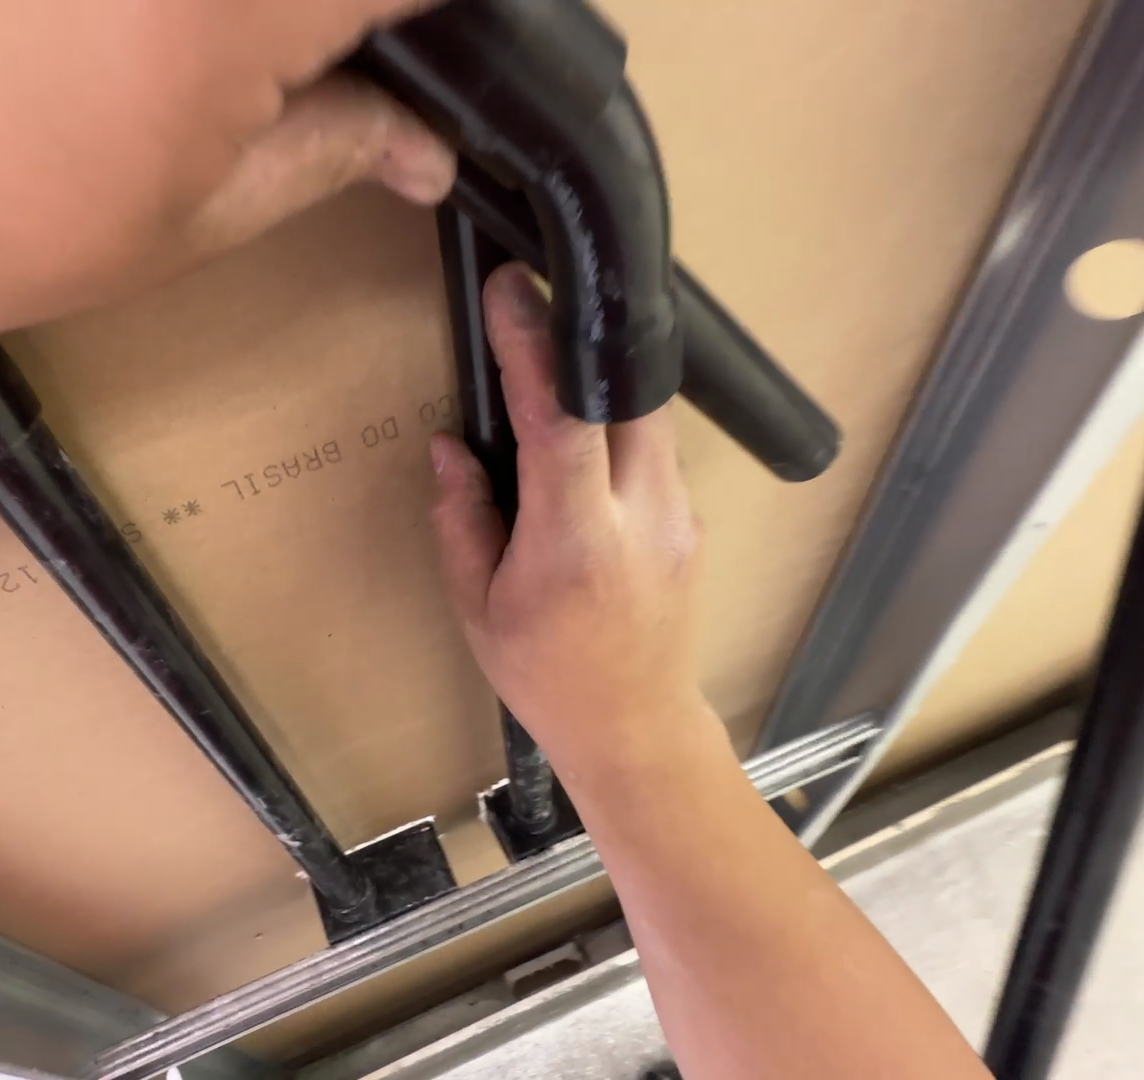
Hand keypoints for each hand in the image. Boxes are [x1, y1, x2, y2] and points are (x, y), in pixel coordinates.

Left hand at [0, 0, 453, 376]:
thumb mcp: (184, 220)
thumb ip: (331, 154)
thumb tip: (428, 148)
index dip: (475, 17)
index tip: (455, 50)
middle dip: (356, 21)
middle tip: (337, 63)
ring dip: (256, 25)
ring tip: (237, 62)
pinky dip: (184, 13)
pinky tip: (140, 38)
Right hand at [429, 265, 722, 775]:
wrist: (636, 726)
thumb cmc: (546, 677)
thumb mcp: (478, 607)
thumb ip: (462, 519)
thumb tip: (452, 447)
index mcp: (575, 544)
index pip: (562, 422)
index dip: (533, 349)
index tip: (510, 291)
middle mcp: (644, 517)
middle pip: (627, 394)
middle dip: (580, 340)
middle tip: (534, 307)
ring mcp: (681, 515)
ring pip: (648, 413)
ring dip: (599, 380)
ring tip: (553, 370)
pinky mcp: (692, 518)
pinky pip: (655, 446)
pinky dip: (616, 422)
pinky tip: (585, 440)